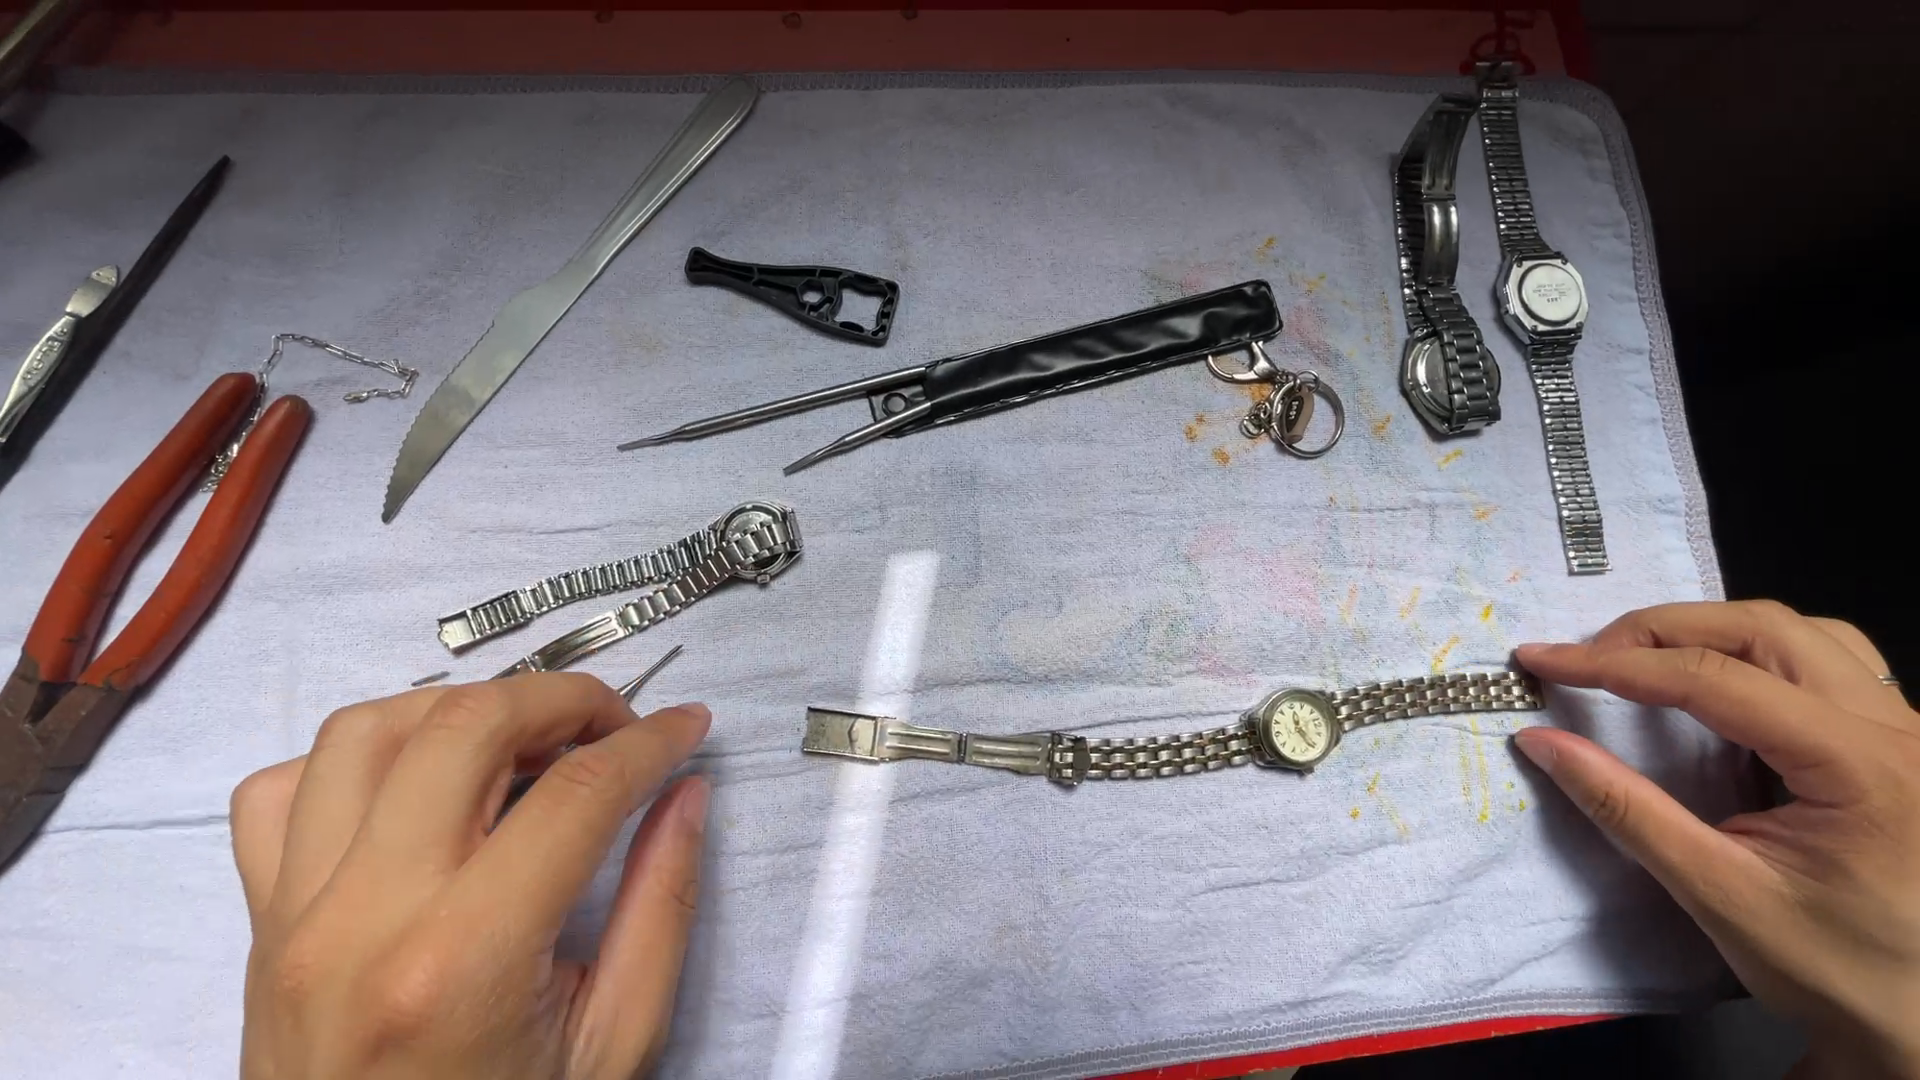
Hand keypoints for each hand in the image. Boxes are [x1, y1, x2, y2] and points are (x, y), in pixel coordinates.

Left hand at [229, 674, 711, 1078]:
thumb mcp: (618, 1037)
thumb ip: (665, 901)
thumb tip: (685, 789)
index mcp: (466, 960)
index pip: (577, 794)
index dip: (651, 742)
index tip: (690, 725)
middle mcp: (362, 918)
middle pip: (466, 728)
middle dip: (564, 699)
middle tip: (617, 726)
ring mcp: (293, 914)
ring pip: (366, 732)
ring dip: (467, 708)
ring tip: (530, 740)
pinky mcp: (260, 921)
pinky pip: (283, 790)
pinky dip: (362, 757)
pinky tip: (426, 784)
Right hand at [1514, 601, 1918, 1079]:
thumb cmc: (1837, 971)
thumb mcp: (1718, 892)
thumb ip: (1624, 807)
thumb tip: (1537, 739)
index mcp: (1862, 768)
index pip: (1713, 678)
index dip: (1611, 662)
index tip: (1537, 660)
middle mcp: (1901, 733)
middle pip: (1763, 629)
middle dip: (1657, 631)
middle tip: (1585, 660)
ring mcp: (1911, 734)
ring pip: (1800, 633)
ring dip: (1706, 632)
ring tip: (1639, 663)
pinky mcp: (1901, 745)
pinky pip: (1827, 660)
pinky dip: (1751, 652)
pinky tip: (1715, 685)